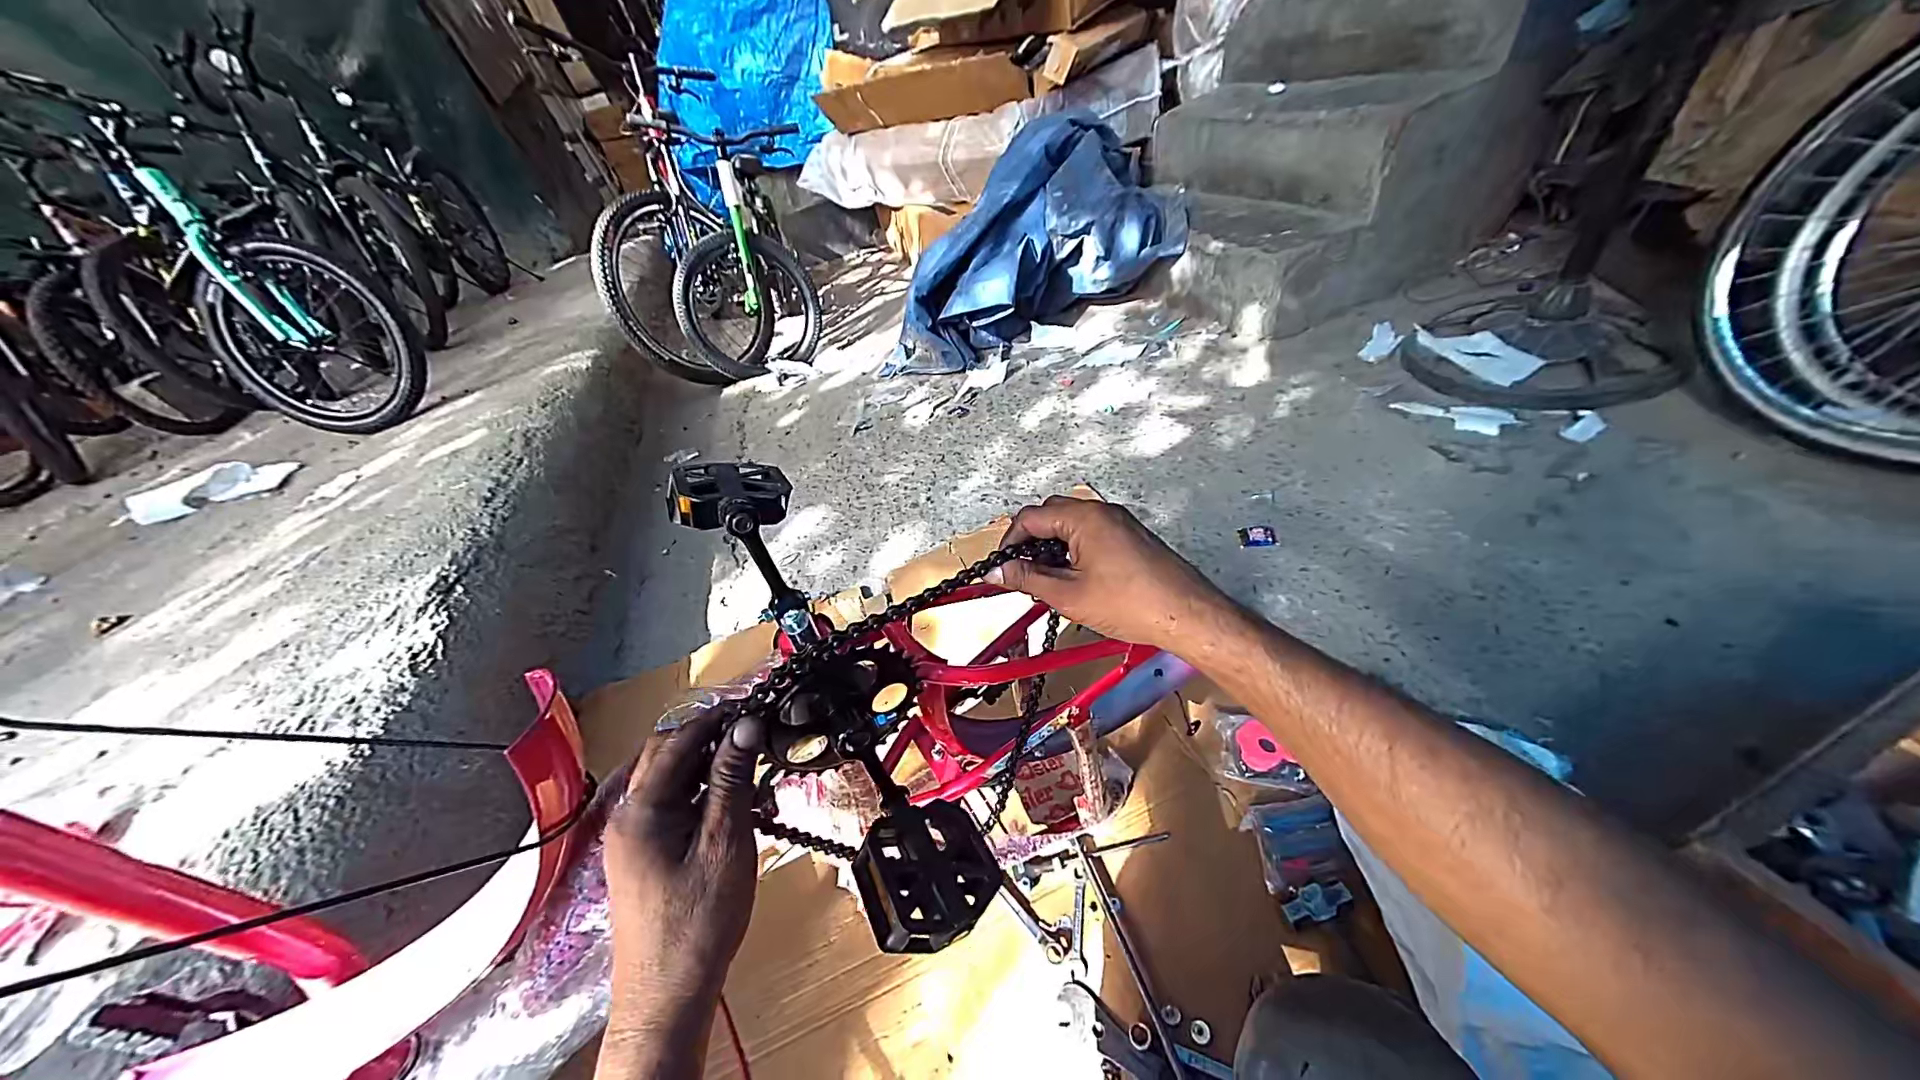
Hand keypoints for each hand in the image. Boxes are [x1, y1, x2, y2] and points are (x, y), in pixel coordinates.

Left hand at [602, 708, 763, 1042]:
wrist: (668, 995)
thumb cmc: (698, 922)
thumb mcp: (725, 843)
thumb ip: (732, 781)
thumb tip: (746, 726)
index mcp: (640, 809)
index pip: (678, 740)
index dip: (717, 718)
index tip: (752, 706)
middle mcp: (627, 816)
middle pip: (667, 754)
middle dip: (709, 737)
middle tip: (752, 736)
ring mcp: (632, 836)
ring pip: (669, 778)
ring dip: (708, 765)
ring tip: (749, 769)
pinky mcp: (643, 853)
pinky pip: (671, 804)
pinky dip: (701, 792)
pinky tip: (732, 803)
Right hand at [990, 496, 1236, 651]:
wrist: (1185, 614)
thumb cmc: (1136, 603)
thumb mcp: (1068, 595)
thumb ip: (1027, 579)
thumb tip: (1000, 572)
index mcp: (1084, 518)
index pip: (1031, 517)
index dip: (1010, 542)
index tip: (1003, 564)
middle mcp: (1103, 512)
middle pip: (1050, 515)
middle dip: (1030, 541)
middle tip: (1021, 571)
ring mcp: (1119, 522)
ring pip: (1071, 524)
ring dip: (1053, 546)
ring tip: (1047, 580)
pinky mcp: (1130, 537)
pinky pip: (1091, 533)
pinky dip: (1074, 550)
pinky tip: (1074, 578)